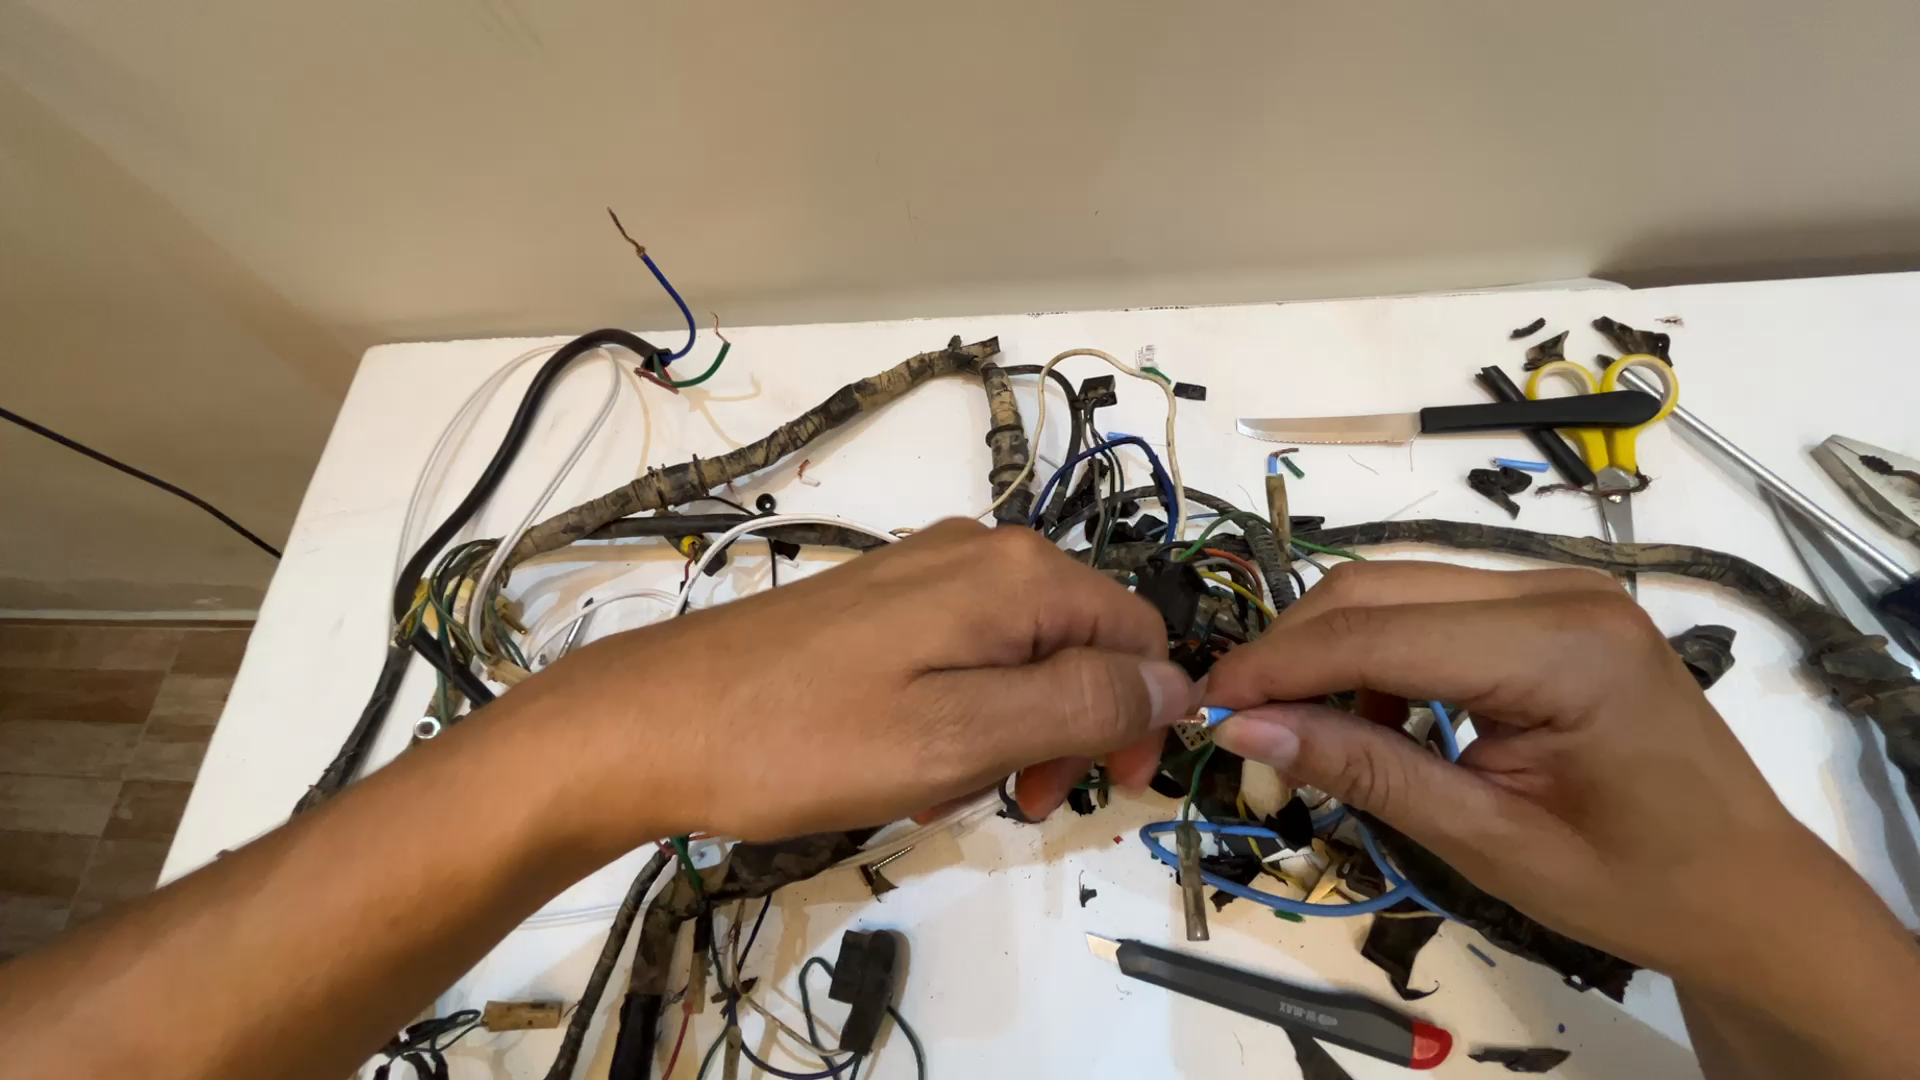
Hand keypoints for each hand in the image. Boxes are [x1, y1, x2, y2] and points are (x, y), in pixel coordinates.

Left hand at [528, 518, 1198, 842]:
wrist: (660, 717)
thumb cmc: (811, 737)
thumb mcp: (963, 734)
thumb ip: (1081, 702)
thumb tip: (1177, 682)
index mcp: (1017, 576)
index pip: (1137, 636)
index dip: (1138, 717)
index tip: (1095, 790)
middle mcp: (981, 553)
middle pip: (1079, 642)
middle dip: (1067, 727)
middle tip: (1017, 800)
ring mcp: (928, 569)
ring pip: (1019, 654)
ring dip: (1009, 728)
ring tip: (948, 788)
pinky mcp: (888, 597)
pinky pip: (963, 652)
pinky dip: (961, 710)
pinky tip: (912, 758)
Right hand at [1202, 562, 1919, 1036]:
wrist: (1750, 892)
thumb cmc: (1636, 884)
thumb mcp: (1484, 840)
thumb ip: (1360, 769)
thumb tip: (1241, 727)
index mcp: (1562, 648)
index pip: (1372, 635)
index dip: (1274, 666)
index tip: (1204, 703)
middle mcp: (1554, 589)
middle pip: (1368, 592)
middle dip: (1288, 651)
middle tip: (1238, 714)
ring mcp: (1548, 586)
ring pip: (1382, 589)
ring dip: (1322, 650)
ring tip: (1299, 720)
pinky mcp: (1535, 603)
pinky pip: (1415, 605)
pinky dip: (1366, 652)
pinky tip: (1371, 710)